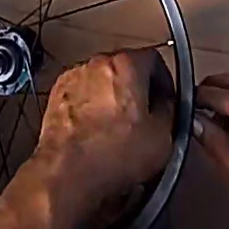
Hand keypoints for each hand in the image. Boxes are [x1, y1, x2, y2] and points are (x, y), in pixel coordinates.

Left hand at [29, 48, 174, 221]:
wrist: (68, 170)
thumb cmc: (111, 154)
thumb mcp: (161, 138)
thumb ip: (169, 112)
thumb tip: (166, 105)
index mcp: (127, 65)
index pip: (154, 59)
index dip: (164, 81)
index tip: (165, 98)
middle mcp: (99, 63)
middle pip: (126, 69)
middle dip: (137, 90)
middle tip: (143, 118)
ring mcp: (76, 75)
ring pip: (102, 81)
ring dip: (111, 98)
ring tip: (116, 130)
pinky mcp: (59, 92)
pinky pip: (82, 93)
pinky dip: (90, 107)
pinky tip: (95, 133)